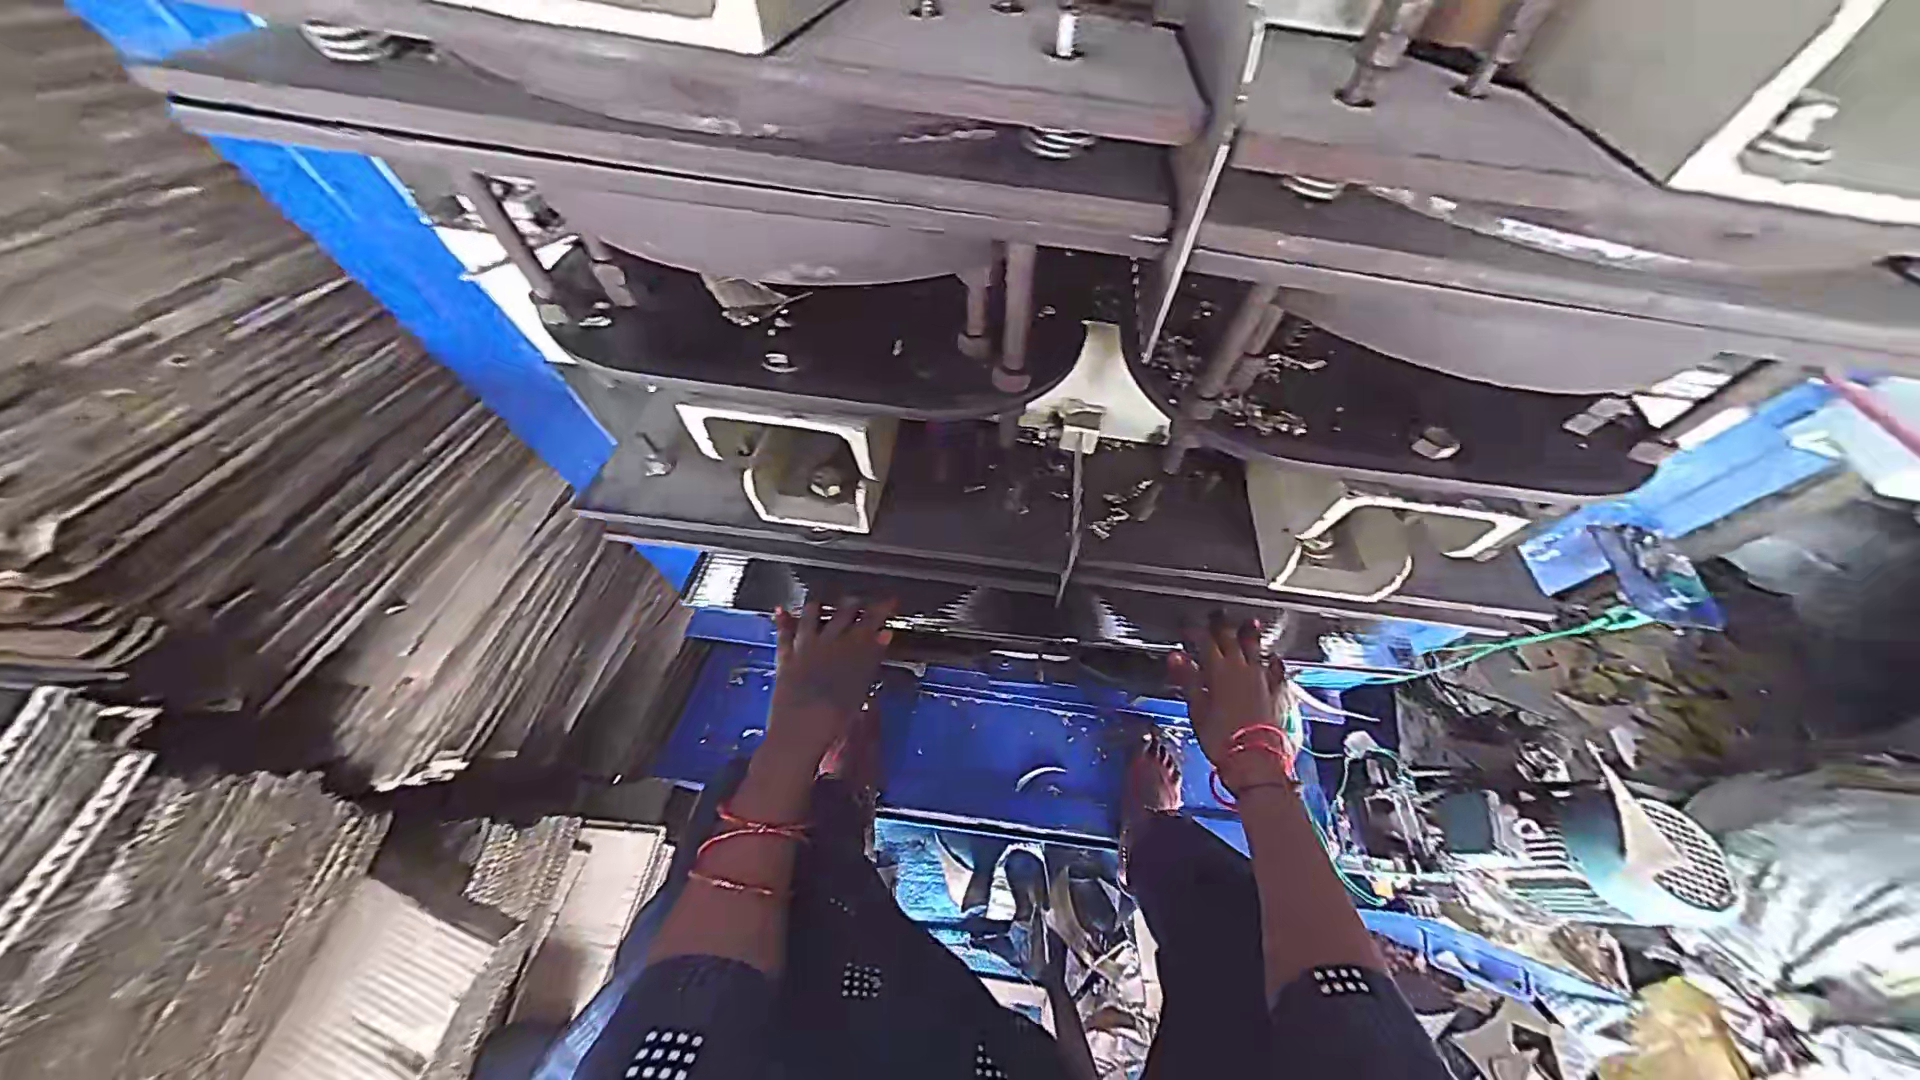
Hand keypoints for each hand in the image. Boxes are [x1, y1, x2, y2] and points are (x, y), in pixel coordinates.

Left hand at [763, 597, 895, 767]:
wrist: (801, 727)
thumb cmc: (836, 715)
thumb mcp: (861, 686)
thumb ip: (872, 657)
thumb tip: (884, 634)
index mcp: (850, 650)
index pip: (870, 623)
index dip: (881, 610)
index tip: (890, 600)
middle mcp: (827, 642)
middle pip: (842, 616)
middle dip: (853, 605)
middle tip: (860, 600)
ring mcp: (804, 648)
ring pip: (811, 618)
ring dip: (817, 608)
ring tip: (820, 600)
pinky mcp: (786, 658)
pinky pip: (784, 635)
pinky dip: (782, 622)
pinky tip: (781, 610)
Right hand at [1168, 614, 1289, 789]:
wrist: (1257, 761)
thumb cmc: (1223, 739)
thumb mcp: (1197, 709)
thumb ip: (1188, 679)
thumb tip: (1176, 657)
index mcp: (1219, 671)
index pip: (1204, 642)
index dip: (1195, 632)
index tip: (1188, 628)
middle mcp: (1242, 669)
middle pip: (1231, 639)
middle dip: (1222, 626)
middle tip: (1217, 616)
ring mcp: (1263, 679)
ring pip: (1256, 649)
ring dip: (1250, 635)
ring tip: (1250, 624)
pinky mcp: (1278, 692)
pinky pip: (1277, 669)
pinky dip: (1273, 660)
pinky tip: (1274, 658)